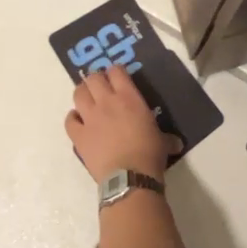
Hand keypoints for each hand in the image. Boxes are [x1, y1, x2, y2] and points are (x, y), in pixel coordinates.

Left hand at [64, 66, 180, 183]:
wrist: (129, 176)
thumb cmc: (150, 154)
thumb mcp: (163, 140)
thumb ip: (167, 137)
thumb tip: (177, 143)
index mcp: (129, 98)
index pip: (116, 71)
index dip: (115, 71)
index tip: (117, 75)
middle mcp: (107, 102)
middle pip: (93, 78)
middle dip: (96, 79)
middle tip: (101, 86)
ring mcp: (90, 118)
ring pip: (78, 93)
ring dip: (82, 93)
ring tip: (87, 99)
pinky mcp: (79, 135)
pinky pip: (70, 120)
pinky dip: (73, 118)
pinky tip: (79, 122)